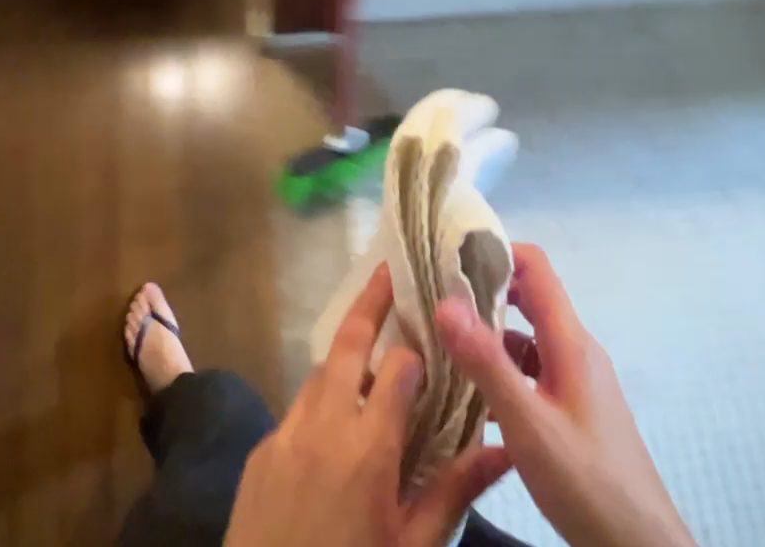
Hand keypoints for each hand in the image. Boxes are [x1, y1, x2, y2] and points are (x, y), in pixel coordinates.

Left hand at [225, 263, 513, 546]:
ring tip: (371, 349)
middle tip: (388, 270)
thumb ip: (453, 493)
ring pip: (317, 375)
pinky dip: (320, 402)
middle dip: (369, 304)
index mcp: (367, 450)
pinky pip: (296, 411)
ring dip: (344, 358)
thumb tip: (504, 451)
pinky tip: (336, 423)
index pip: (396, 369)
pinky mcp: (260, 453)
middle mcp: (322, 427)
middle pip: (345, 345)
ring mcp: (283, 436)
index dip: (416, 353)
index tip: (433, 343)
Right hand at [435, 244, 696, 546]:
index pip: (536, 267)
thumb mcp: (528, 423)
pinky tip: (467, 391)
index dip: (495, 251)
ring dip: (487, 333)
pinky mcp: (571, 409)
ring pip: (526, 339)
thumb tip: (445, 300)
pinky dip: (499, 369)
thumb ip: (486, 363)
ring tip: (438, 340)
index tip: (448, 255)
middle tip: (431, 296)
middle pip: (529, 298)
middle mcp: (575, 351)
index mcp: (571, 342)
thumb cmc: (587, 481)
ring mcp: (575, 381)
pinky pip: (530, 371)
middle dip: (482, 290)